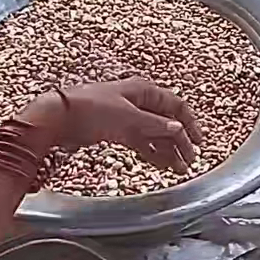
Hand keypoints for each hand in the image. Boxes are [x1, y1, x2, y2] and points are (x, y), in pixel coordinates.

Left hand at [19, 79, 203, 172]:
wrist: (60, 117)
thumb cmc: (93, 109)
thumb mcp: (129, 118)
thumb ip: (155, 125)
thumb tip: (179, 129)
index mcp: (144, 91)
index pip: (177, 106)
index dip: (190, 124)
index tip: (199, 144)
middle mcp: (138, 102)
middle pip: (167, 122)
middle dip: (180, 142)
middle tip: (190, 162)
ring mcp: (127, 117)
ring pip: (155, 134)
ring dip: (168, 150)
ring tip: (179, 169)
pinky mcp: (116, 131)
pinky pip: (141, 142)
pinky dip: (152, 153)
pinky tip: (161, 165)